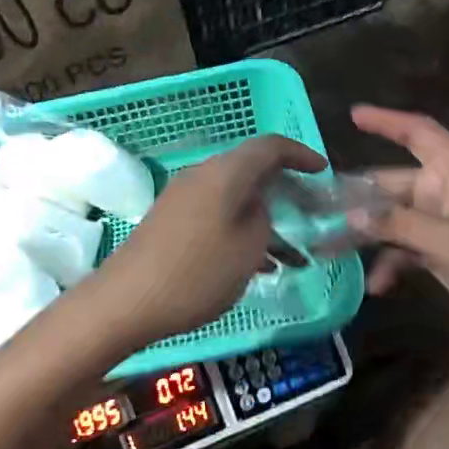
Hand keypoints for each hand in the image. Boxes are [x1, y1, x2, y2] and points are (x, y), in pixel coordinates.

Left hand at [91, 135, 326, 346]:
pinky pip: (217, 216)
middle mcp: (202, 176)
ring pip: (235, 199)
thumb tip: (257, 207)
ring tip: (293, 256)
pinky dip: (241, 232)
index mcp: (225, 173)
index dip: (300, 154)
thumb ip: (263, 219)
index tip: (322, 171)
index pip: (270, 146)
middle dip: (284, 192)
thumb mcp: (248, 248)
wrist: (126, 302)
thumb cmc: (197, 273)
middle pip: (251, 171)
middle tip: (309, 214)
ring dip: (265, 221)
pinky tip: (259, 266)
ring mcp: (183, 199)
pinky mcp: (171, 223)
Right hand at [350, 106, 448, 340]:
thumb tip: (352, 214)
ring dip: (368, 235)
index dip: (387, 122)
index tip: (353, 115)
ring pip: (394, 218)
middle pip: (393, 183)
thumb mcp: (446, 242)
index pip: (419, 133)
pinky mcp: (441, 249)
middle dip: (359, 199)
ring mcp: (443, 221)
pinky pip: (405, 246)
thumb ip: (397, 225)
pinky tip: (376, 286)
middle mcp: (446, 189)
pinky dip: (390, 262)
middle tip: (319, 213)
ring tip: (331, 252)